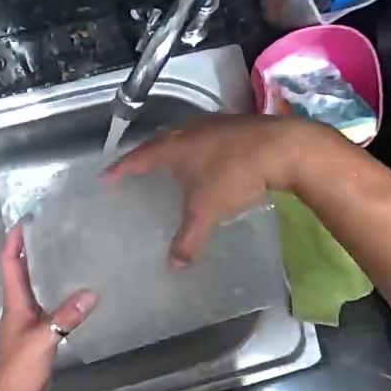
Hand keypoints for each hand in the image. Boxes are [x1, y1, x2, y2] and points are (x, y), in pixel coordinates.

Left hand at [0, 225, 97, 390]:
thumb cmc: (19, 367)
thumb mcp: (43, 340)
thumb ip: (65, 318)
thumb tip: (91, 293)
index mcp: (15, 303)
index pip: (9, 264)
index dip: (14, 242)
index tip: (25, 221)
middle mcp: (20, 306)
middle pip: (22, 271)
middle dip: (31, 249)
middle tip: (51, 229)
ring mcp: (28, 319)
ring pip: (35, 286)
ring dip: (44, 268)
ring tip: (65, 251)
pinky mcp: (39, 331)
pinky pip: (48, 303)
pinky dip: (58, 291)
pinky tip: (75, 290)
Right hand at [104, 114, 333, 267]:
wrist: (284, 147)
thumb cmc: (235, 176)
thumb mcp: (207, 212)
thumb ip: (188, 240)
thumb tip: (174, 267)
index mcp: (172, 147)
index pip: (137, 158)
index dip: (120, 169)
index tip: (106, 178)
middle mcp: (187, 129)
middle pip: (159, 141)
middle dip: (146, 155)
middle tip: (137, 169)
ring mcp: (213, 123)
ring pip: (184, 136)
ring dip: (175, 149)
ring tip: (171, 164)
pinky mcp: (236, 124)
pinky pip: (207, 136)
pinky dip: (200, 148)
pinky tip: (208, 159)